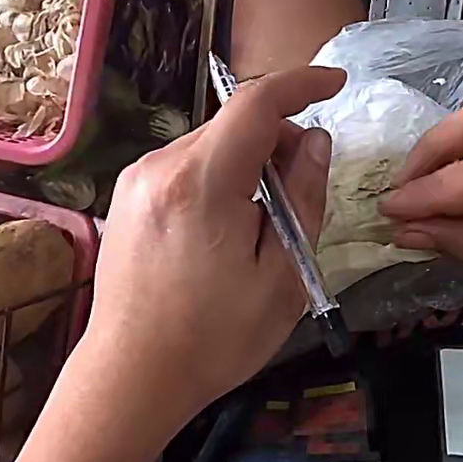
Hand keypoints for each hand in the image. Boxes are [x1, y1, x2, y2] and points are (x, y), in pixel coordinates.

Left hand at [71, 67, 340, 441]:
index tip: (335, 84)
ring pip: (212, 144)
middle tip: (299, 193)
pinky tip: (224, 227)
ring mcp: (138, 178)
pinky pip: (187, 165)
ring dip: (248, 162)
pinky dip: (219, 176)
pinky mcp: (127, 195)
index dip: (302, 83)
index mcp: (202, 182)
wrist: (129, 378)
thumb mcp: (282, 276)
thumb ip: (303, 197)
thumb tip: (314, 140)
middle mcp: (162, 166)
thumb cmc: (213, 338)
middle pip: (235, 124)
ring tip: (260, 223)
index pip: (257, 102)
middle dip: (278, 140)